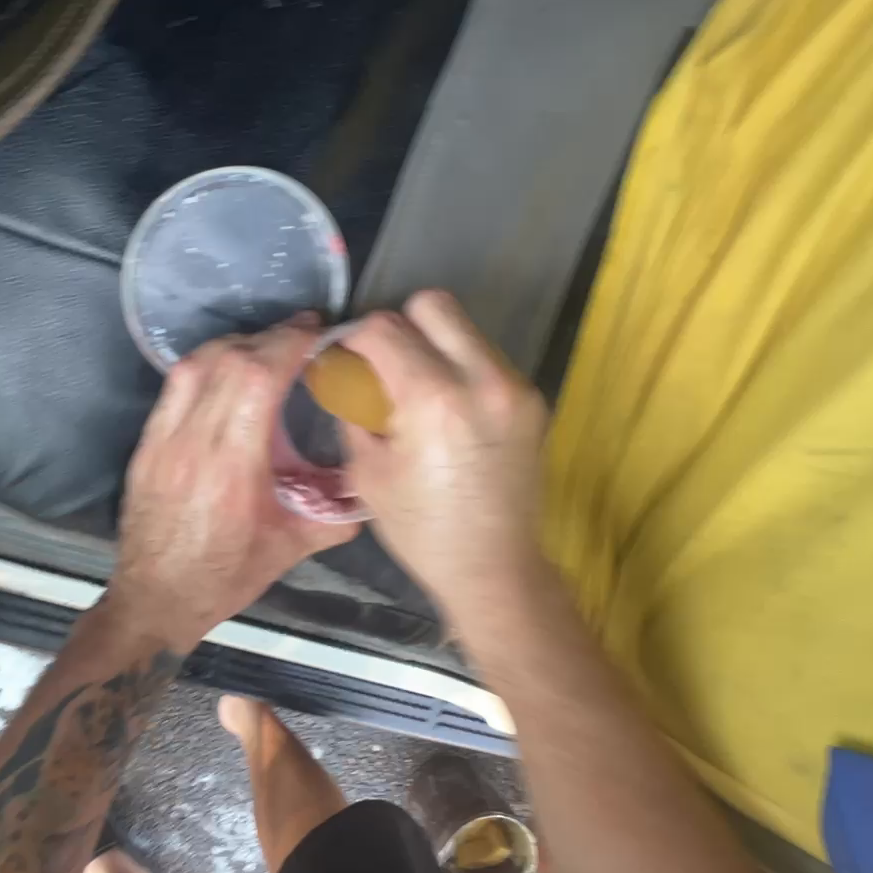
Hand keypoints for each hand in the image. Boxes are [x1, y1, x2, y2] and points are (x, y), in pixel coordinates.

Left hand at [106, 315, 358, 651]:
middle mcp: (191, 443)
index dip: (287, 344)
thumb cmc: (223, 578)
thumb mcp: (289, 549)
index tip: (315, 333)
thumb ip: (335, 515)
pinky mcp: (147, 444)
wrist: (154, 599)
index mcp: (231, 467)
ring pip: (196, 365)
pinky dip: (207, 365)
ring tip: (268, 348)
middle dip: (269, 338)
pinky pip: (176, 385)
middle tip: (301, 335)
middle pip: (227, 361)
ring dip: (236, 345)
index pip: (255, 377)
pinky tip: (228, 371)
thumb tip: (370, 487)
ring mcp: (162, 440)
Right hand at [340, 290, 549, 613]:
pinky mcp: (532, 401)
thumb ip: (352, 408)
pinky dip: (461, 371)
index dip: (354, 340)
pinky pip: (486, 360)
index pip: (384, 329)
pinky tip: (451, 413)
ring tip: (420, 393)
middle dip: (400, 326)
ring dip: (433, 346)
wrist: (494, 567)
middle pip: (433, 305)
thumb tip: (341, 371)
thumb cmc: (421, 529)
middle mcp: (481, 379)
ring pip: (465, 328)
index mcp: (432, 398)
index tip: (346, 361)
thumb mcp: (367, 472)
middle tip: (386, 366)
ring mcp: (514, 387)